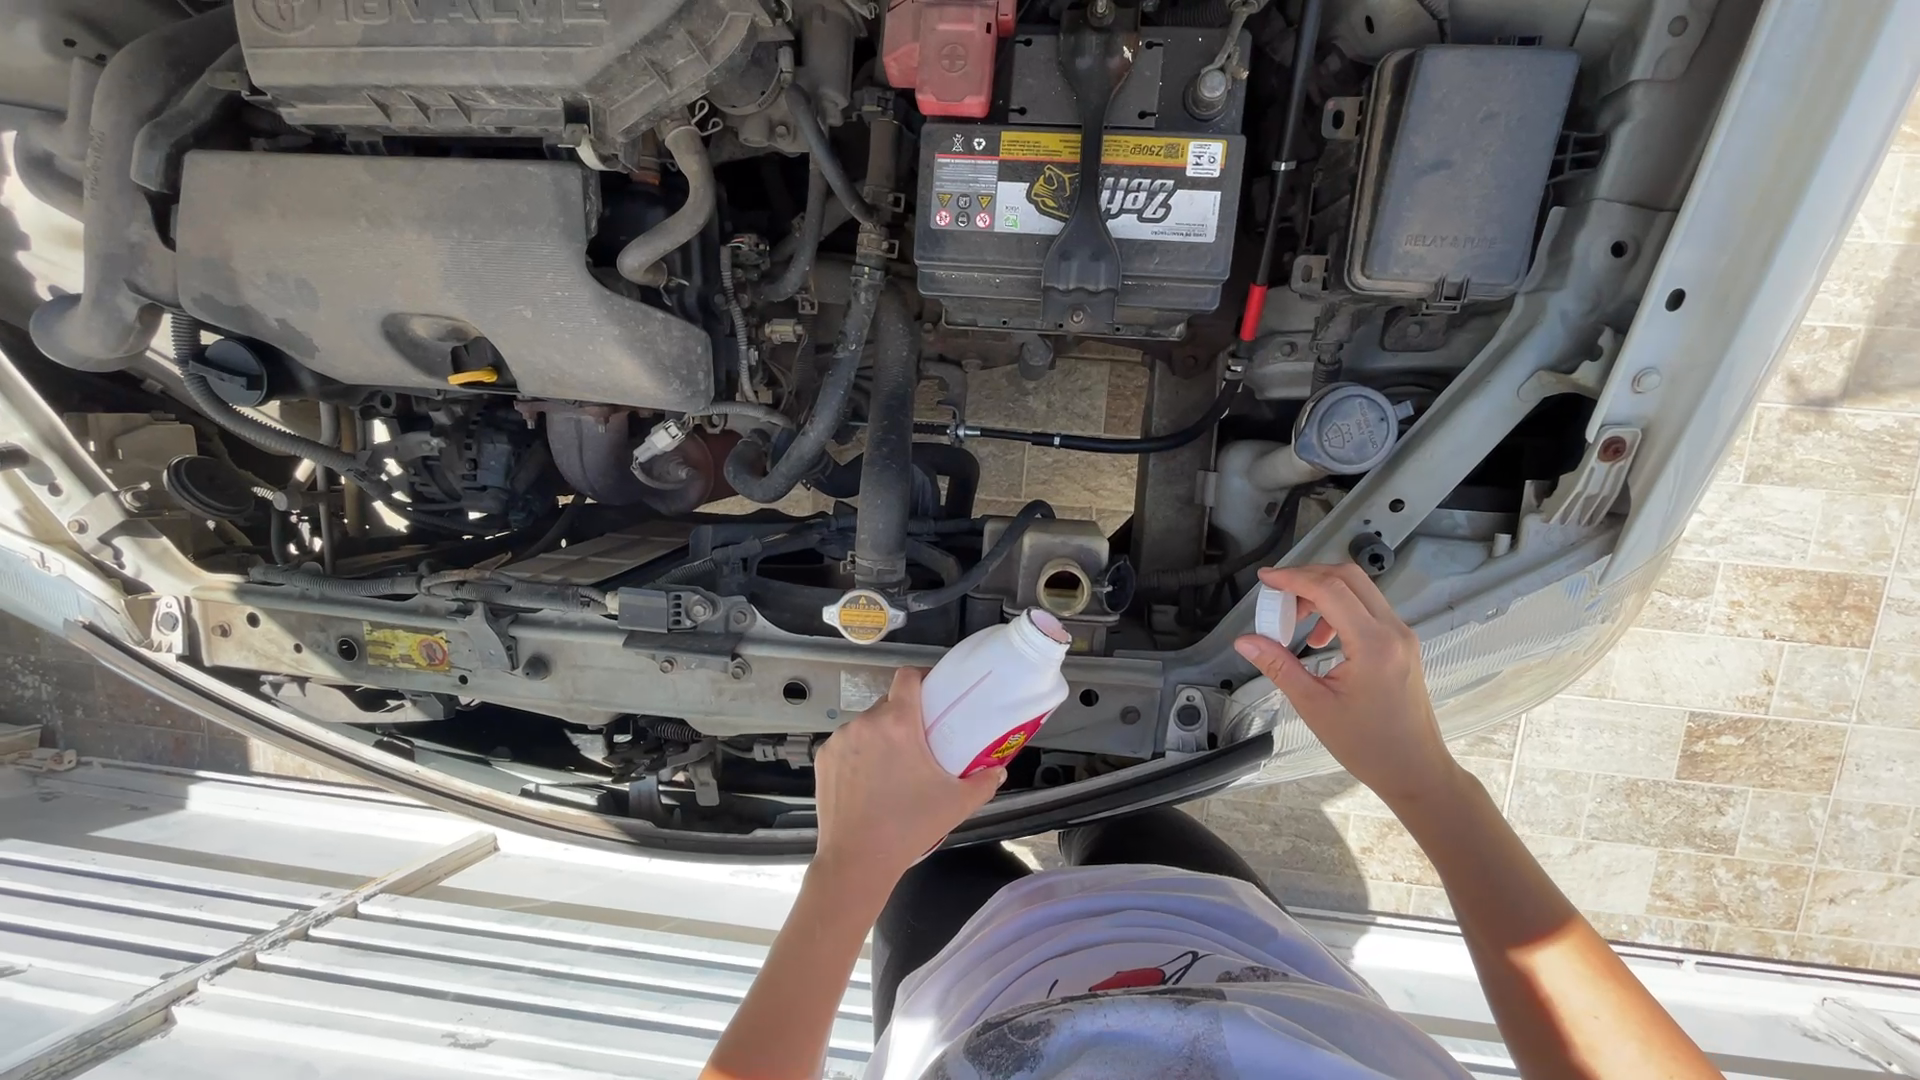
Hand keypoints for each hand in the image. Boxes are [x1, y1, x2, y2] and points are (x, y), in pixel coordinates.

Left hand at [813, 666, 1005, 885]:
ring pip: (866, 725)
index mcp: (899, 723)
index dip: (921, 678)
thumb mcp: (957, 803)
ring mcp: (840, 739)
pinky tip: (867, 780)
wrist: (857, 861)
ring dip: (880, 736)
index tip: (932, 692)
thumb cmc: (909, 827)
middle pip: (888, 703)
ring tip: (891, 767)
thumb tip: (999, 770)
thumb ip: (985, 782)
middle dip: (904, 717)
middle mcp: (866, 722)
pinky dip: (858, 754)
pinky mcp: (823, 757)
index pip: (907, 677)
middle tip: (919, 742)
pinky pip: (846, 744)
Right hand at [1233, 563, 1459, 806]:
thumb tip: (1244, 641)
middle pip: (1349, 577)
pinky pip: (1368, 607)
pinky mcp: (1402, 643)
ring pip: (1360, 589)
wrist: (1416, 771)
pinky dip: (1339, 607)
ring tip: (1296, 618)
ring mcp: (1402, 635)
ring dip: (1323, 591)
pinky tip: (1320, 636)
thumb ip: (1278, 666)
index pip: (1330, 590)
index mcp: (1373, 645)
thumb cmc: (1366, 745)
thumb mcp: (1313, 705)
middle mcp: (1393, 631)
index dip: (1293, 578)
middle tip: (1277, 594)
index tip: (1264, 579)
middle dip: (1308, 577)